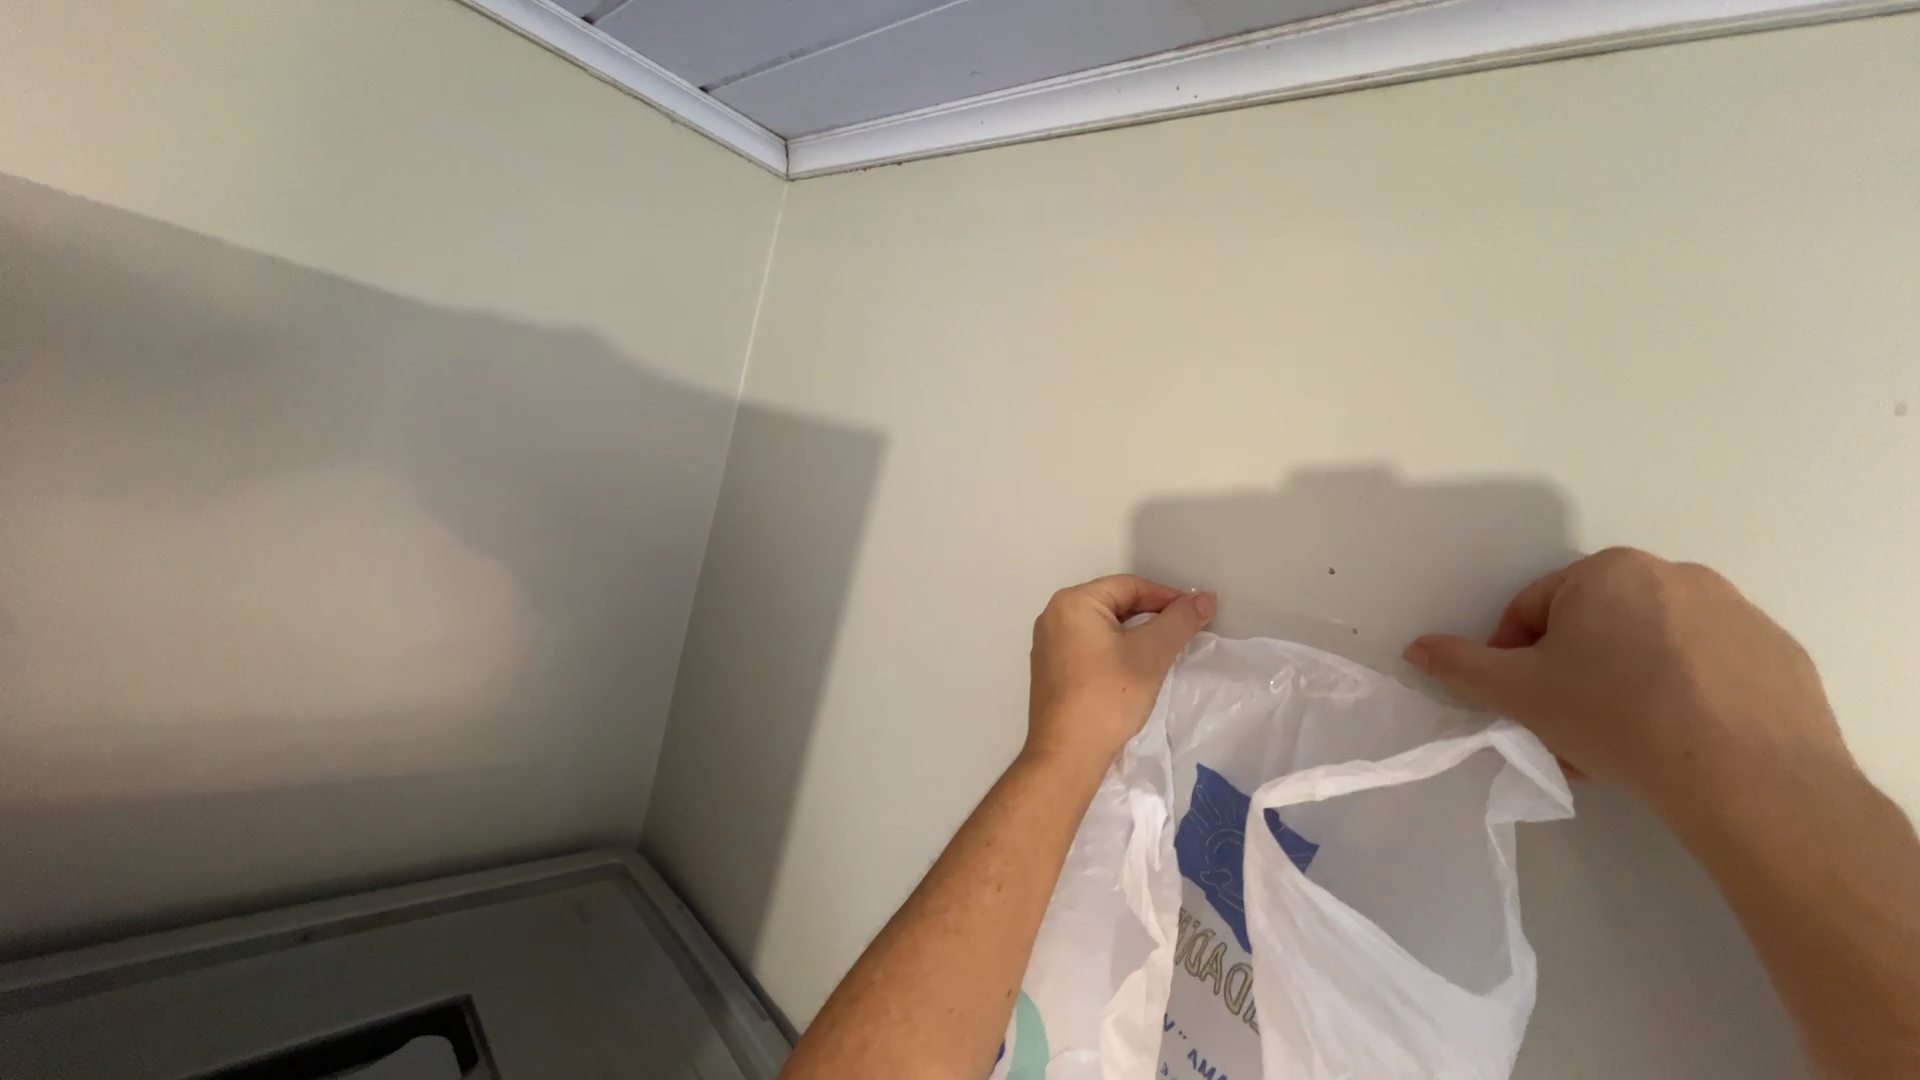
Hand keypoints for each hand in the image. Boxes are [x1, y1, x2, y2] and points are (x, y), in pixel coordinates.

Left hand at [1027, 575, 1215, 769]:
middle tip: (1184, 634)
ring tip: (1164, 652)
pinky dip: (1115, 651)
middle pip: (1114, 604)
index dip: (1168, 597)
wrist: (1068, 752)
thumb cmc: (1109, 695)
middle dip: (1152, 616)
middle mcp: (1053, 616)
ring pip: (1103, 627)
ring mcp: (1048, 644)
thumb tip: (1205, 598)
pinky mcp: (1050, 670)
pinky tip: (1134, 671)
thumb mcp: (1152, 653)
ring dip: (1135, 635)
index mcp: (1072, 602)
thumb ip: (1180, 620)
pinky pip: (1089, 647)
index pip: (1129, 586)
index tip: (1197, 615)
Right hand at [1403, 548, 1850, 815]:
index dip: (1513, 658)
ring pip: (1646, 647)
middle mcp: (1675, 576)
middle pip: (1591, 627)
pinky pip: (1704, 668)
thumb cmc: (1616, 716)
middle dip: (1568, 673)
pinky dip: (1678, 695)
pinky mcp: (1780, 656)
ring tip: (1615, 741)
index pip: (1532, 610)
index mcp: (1608, 572)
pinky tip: (1673, 741)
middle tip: (1563, 723)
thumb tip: (1417, 647)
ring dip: (1618, 685)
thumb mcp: (1516, 691)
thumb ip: (1459, 664)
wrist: (1752, 781)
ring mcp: (1738, 614)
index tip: (1521, 701)